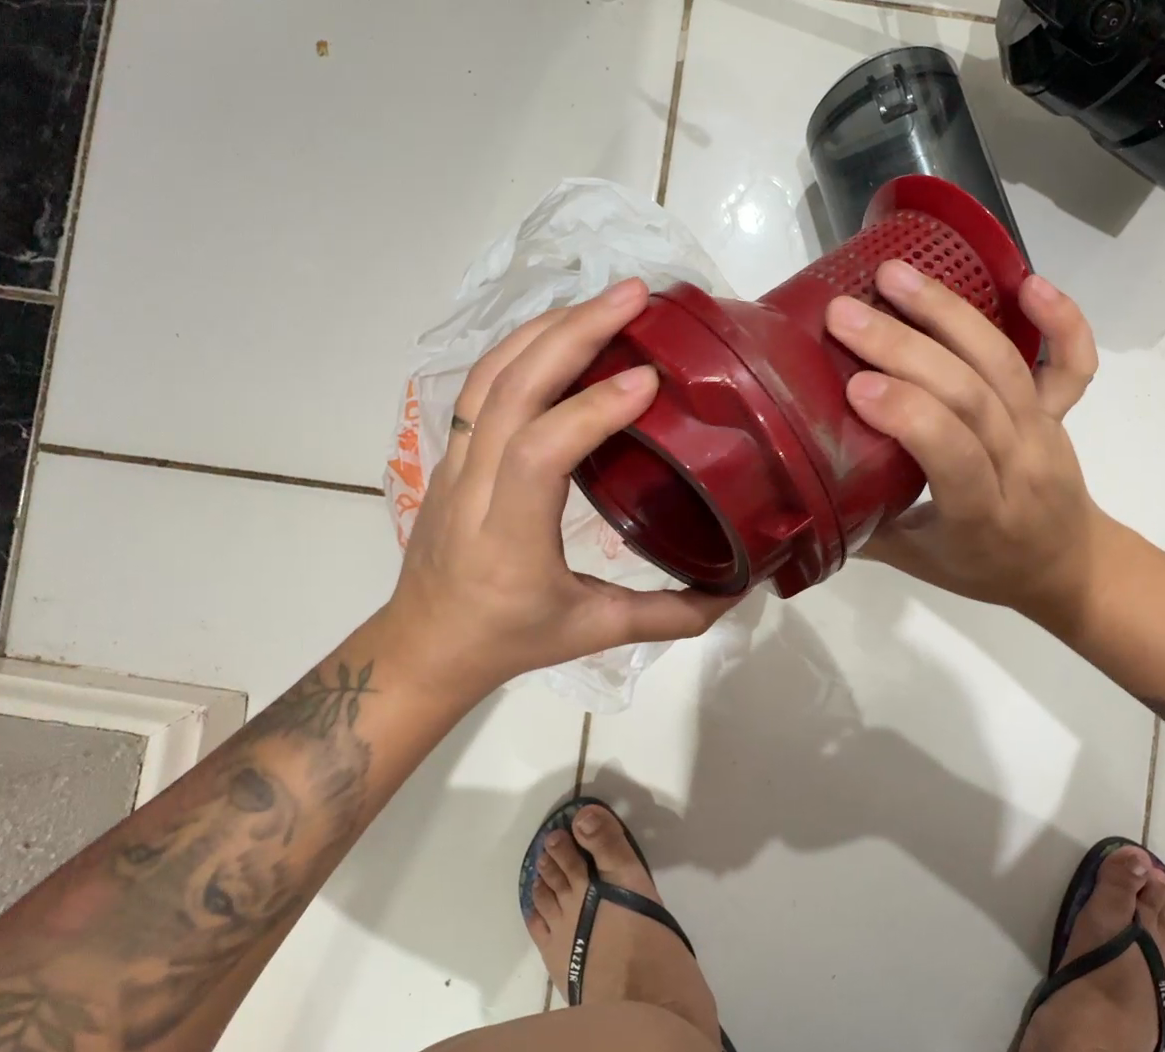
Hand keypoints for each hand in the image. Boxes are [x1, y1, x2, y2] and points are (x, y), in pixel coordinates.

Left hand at [379, 279, 736, 703]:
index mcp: (509, 539)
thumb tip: (737, 591)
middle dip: (572, 334)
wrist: (426, 643)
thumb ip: (669, 616)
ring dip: (547, 328)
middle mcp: (473, 490)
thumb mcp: (593, 632)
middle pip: (509, 391)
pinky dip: (523, 346)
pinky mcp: (452, 453)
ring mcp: (453, 464)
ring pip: (489, 376)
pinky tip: (563, 331)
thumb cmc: (510, 640)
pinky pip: (482, 385)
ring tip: (605, 301)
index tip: (648, 379)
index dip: (590, 410)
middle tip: (634, 296)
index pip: (539, 455)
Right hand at [825, 260, 1109, 626]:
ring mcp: (1045, 432)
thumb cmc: (983, 568)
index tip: (854, 385)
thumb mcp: (916, 562)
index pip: (953, 455)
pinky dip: (1062, 319)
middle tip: (844, 313)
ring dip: (948, 313)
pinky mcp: (1062, 411)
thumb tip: (796, 496)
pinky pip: (1071, 363)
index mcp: (981, 515)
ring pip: (1003, 364)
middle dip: (905, 348)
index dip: (908, 415)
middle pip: (972, 394)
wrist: (1066, 567)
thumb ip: (862, 530)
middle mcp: (1019, 467)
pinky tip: (1026, 282)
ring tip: (894, 275)